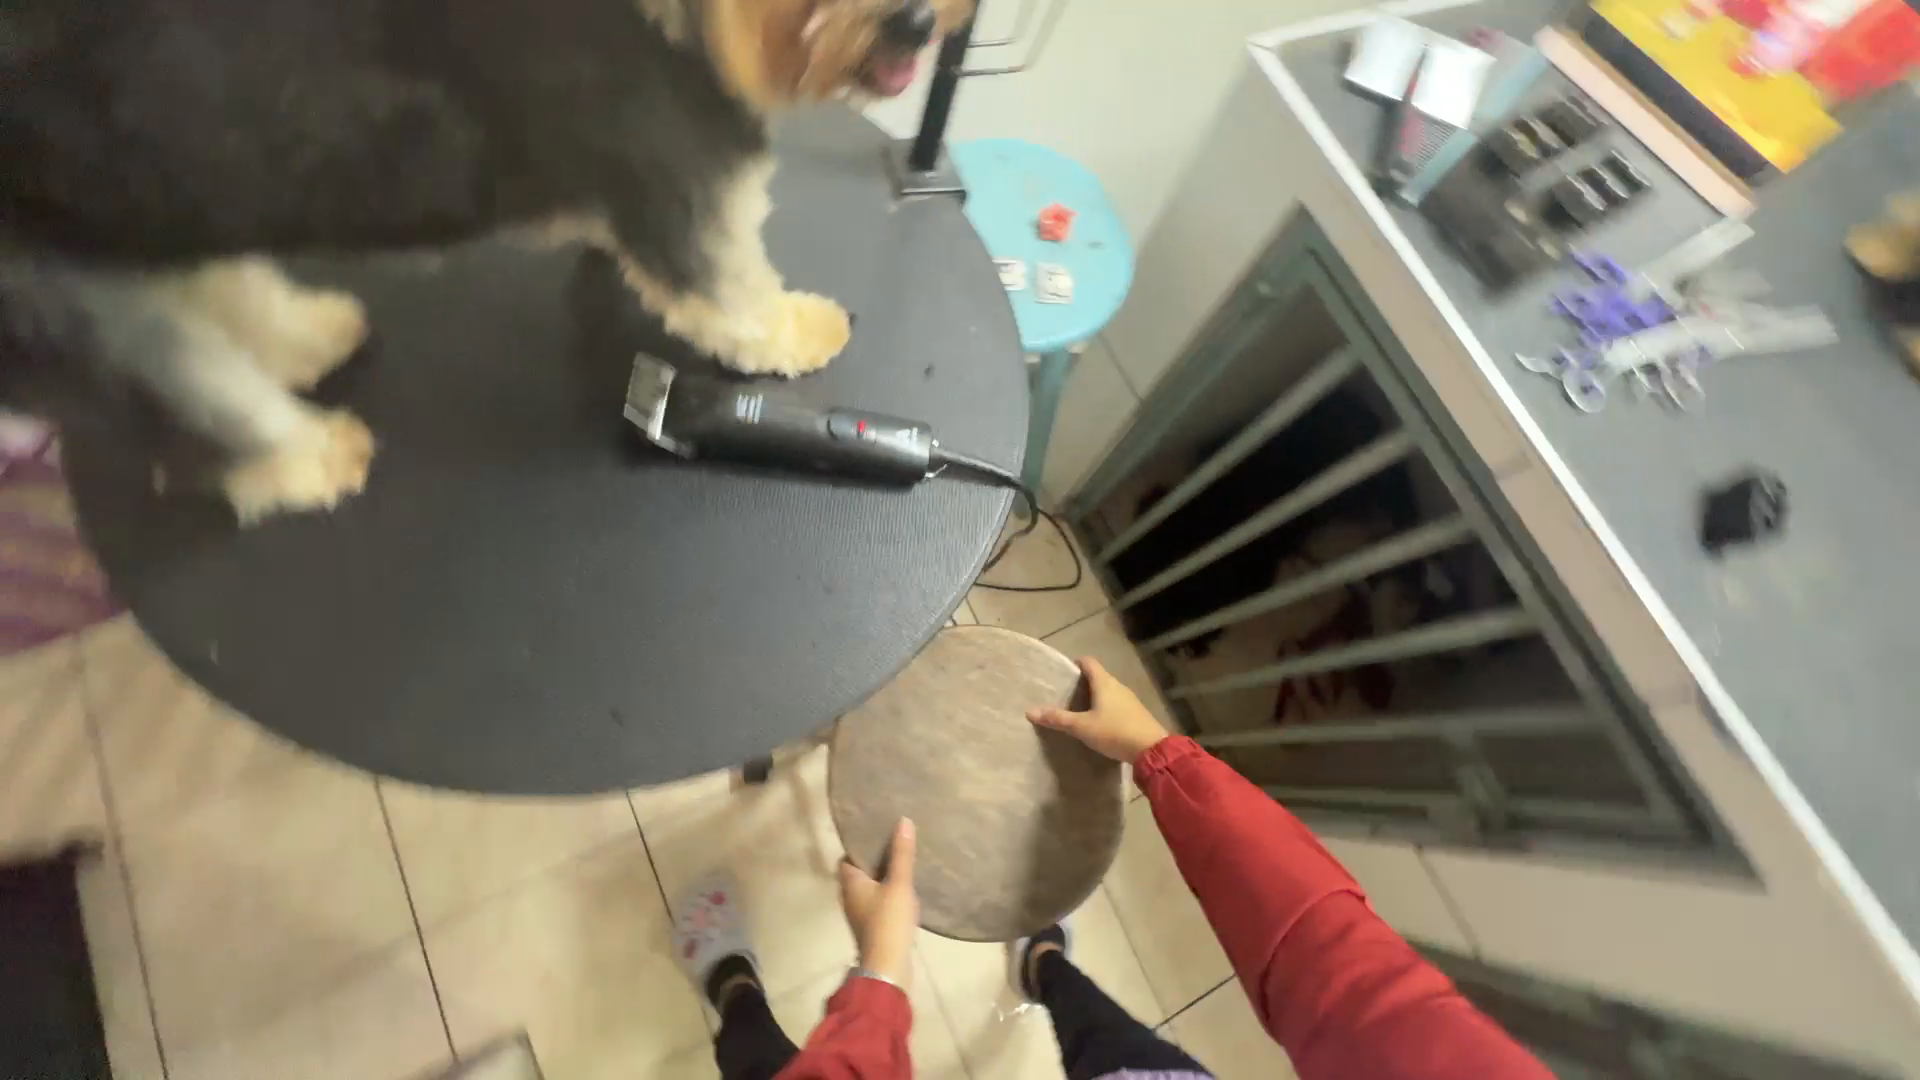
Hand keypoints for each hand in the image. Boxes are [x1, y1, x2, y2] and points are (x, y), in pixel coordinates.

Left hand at [838, 818, 918, 987]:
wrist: (888, 968)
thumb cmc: (888, 921)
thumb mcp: (899, 883)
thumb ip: (901, 854)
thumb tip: (903, 820)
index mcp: (850, 884)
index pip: (847, 858)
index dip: (858, 844)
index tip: (875, 830)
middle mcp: (850, 897)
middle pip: (858, 872)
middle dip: (873, 858)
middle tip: (893, 841)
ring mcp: (860, 915)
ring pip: (869, 887)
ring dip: (882, 876)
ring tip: (902, 860)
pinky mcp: (872, 927)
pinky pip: (878, 901)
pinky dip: (888, 892)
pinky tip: (905, 887)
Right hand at [1027, 656, 1170, 763]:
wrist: (1151, 750)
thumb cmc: (1114, 731)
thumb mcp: (1082, 727)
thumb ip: (1058, 719)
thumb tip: (1030, 711)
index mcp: (1104, 682)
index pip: (1088, 662)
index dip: (1075, 664)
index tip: (1063, 673)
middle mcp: (1118, 686)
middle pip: (1098, 676)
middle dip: (1082, 682)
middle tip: (1065, 694)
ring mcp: (1130, 699)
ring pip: (1108, 691)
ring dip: (1095, 696)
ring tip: (1079, 710)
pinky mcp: (1136, 713)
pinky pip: (1117, 703)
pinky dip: (1106, 707)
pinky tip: (1099, 723)